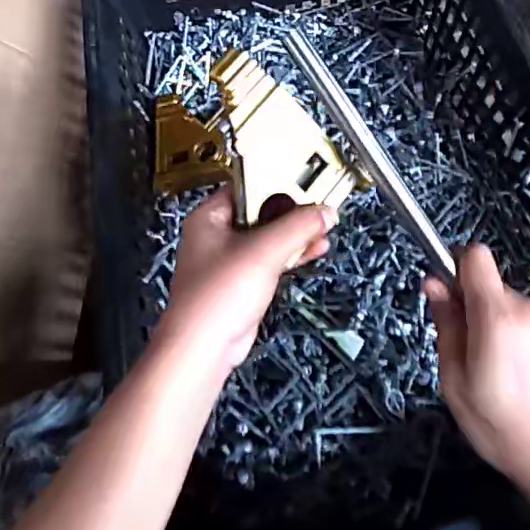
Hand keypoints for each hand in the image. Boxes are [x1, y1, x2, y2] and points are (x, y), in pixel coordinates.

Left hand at [156, 192, 335, 367]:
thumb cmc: (218, 295)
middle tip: (321, 203)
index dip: (278, 180)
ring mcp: (230, 258)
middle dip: (294, 209)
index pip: (248, 185)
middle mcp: (217, 233)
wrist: (203, 349)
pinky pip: (272, 257)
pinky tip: (316, 248)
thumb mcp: (264, 251)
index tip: (308, 179)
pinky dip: (293, 252)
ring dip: (297, 232)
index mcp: (210, 216)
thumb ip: (298, 226)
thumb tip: (326, 211)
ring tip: (325, 225)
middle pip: (262, 210)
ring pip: (270, 234)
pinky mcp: (242, 281)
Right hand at [425, 243, 529, 488]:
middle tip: (457, 344)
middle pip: (484, 280)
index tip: (443, 293)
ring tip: (480, 364)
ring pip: (499, 299)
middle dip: (466, 302)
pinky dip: (502, 330)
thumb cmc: (500, 424)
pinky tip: (501, 369)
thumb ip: (445, 323)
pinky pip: (515, 316)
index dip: (453, 265)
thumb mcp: (454, 377)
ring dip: (484, 319)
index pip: (475, 255)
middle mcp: (522, 308)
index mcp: (496, 315)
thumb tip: (434, 285)